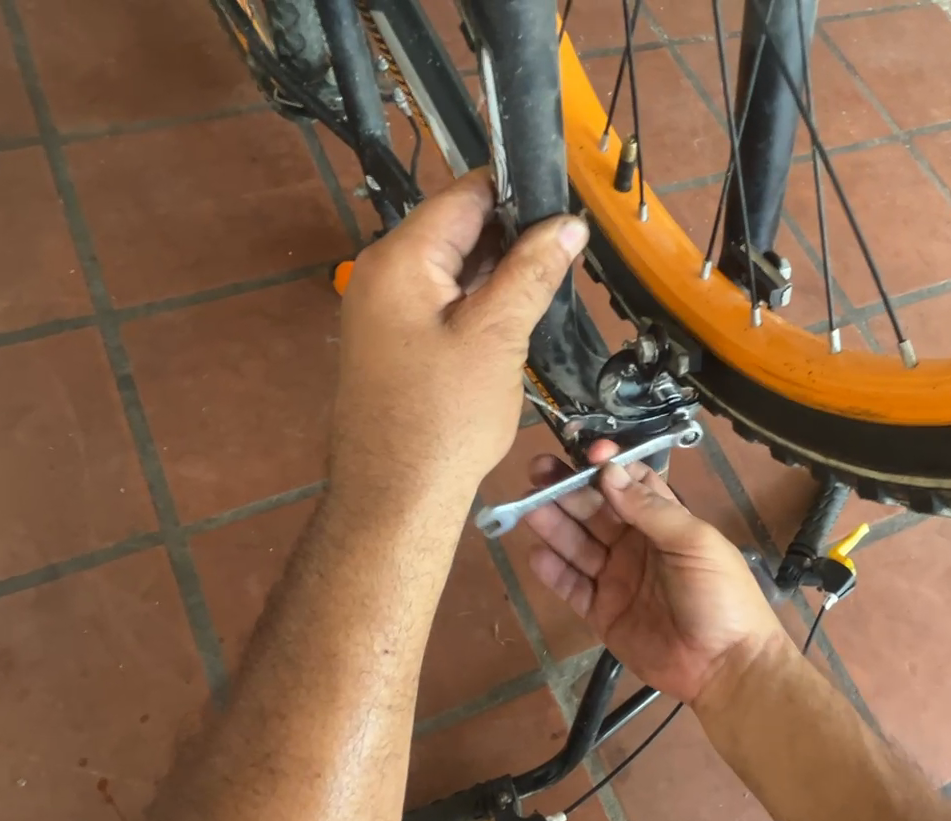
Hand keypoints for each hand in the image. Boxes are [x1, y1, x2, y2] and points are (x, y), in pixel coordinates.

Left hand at [334, 170, 589, 497]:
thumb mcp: (496, 338)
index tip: (565, 207)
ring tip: (546, 290)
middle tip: (566, 257)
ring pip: (452, 272)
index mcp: (400, 260)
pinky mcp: (394, 343)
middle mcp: (382, 275)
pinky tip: (511, 324)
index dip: (518, 194)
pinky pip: (441, 306)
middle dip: (512, 238)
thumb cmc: (446, 417)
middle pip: (456, 232)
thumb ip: (532, 273)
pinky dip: (477, 307)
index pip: (464, 196)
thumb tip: (568, 224)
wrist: (398, 495)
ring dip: (497, 277)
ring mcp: (384, 311)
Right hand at [522, 444, 791, 707]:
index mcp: (664, 523)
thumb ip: (651, 509)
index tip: (587, 454)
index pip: (629, 485)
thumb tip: (610, 472)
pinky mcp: (602, 612)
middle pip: (594, 511)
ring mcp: (616, 579)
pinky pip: (572, 586)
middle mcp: (635, 545)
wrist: (725, 666)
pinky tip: (536, 552)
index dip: (607, 468)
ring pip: (577, 544)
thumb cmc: (721, 596)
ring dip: (553, 523)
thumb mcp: (695, 543)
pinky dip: (553, 570)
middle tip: (537, 471)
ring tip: (527, 505)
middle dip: (567, 489)